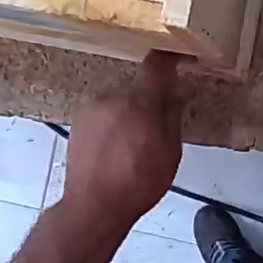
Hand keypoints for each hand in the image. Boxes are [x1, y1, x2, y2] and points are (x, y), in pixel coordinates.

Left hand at [60, 52, 186, 226]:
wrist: (94, 206)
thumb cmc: (137, 184)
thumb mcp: (170, 151)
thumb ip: (173, 114)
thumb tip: (180, 90)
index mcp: (140, 102)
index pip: (158, 64)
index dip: (172, 57)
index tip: (182, 57)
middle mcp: (112, 97)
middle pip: (139, 85)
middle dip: (153, 98)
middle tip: (163, 120)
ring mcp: (92, 107)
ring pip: (121, 98)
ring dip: (132, 110)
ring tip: (138, 141)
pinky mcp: (79, 119)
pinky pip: (105, 110)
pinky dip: (115, 120)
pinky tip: (119, 145)